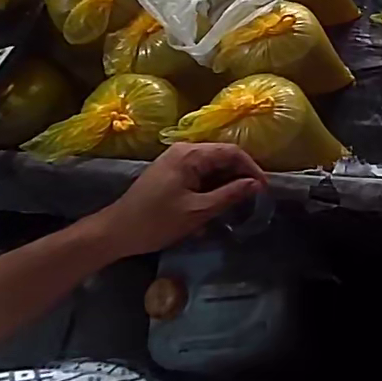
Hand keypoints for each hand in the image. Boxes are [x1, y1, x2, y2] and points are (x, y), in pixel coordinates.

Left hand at [89, 143, 267, 257]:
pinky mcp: (170, 171)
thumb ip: (229, 195)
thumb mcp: (197, 211)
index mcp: (191, 154)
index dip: (252, 168)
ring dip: (226, 181)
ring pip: (211, 165)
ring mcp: (175, 159)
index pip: (231, 152)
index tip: (265, 188)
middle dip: (240, 174)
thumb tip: (256, 184)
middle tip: (255, 196)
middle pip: (222, 155)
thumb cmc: (157, 221)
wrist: (116, 231)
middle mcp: (184, 149)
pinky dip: (211, 185)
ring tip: (240, 201)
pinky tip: (217, 202)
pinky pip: (199, 172)